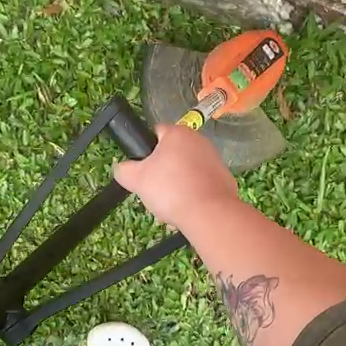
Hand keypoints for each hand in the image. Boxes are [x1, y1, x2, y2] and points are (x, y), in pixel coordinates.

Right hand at [114, 124, 242, 230]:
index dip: (146, 151)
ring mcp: (214, 158)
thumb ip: (123, 170)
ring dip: (177, 184)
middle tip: (155, 190)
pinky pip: (200, 183)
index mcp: (177, 133)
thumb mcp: (136, 180)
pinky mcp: (223, 177)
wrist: (208, 213)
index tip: (143, 170)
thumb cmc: (170, 190)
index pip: (155, 133)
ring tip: (170, 204)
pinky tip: (187, 208)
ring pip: (186, 170)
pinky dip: (192, 193)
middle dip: (162, 171)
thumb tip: (122, 168)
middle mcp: (199, 140)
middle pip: (172, 153)